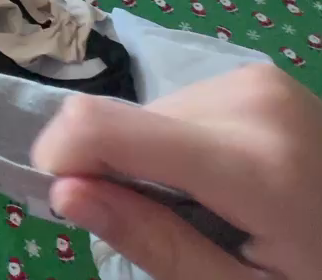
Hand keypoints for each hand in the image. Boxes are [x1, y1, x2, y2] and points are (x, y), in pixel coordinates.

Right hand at [31, 63, 321, 279]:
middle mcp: (249, 98)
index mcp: (256, 162)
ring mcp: (260, 80)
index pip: (102, 124)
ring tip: (218, 214)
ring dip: (152, 162)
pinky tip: (232, 186)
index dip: (58, 154)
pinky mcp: (263, 77)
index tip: (65, 200)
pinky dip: (180, 147)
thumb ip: (155, 243)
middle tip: (175, 234)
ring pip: (147, 113)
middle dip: (119, 172)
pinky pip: (180, 106)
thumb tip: (60, 192)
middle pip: (123, 120)